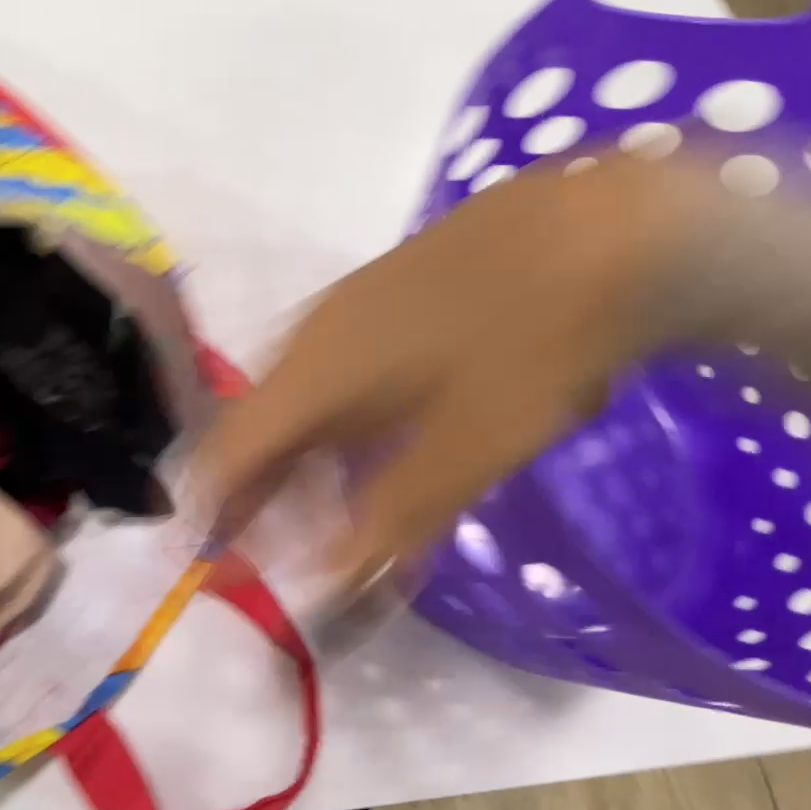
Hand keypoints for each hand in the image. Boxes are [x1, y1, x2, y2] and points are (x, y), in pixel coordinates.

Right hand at [196, 157, 712, 586]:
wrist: (596, 229)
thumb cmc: (526, 349)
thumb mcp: (465, 453)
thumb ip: (389, 520)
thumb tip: (326, 580)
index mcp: (314, 373)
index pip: (229, 451)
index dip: (215, 511)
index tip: (214, 563)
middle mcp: (313, 334)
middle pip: (257, 422)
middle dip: (255, 490)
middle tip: (270, 545)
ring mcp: (348, 304)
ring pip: (295, 392)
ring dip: (295, 456)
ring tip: (319, 506)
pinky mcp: (385, 291)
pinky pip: (331, 366)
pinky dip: (331, 419)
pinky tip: (371, 437)